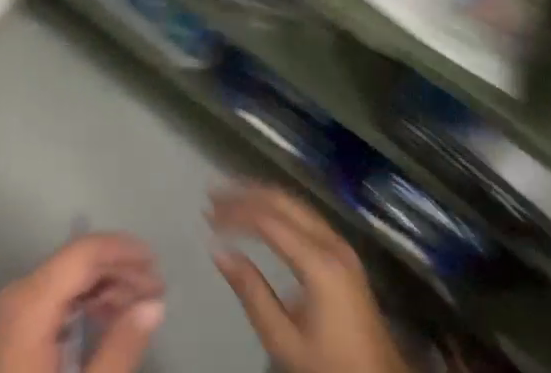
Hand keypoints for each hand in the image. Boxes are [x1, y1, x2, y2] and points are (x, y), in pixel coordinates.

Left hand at [0, 232, 166, 372]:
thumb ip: (121, 347)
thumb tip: (153, 304)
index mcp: (31, 302)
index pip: (80, 254)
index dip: (120, 249)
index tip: (156, 260)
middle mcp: (18, 294)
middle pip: (74, 263)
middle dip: (118, 270)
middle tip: (158, 289)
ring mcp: (13, 309)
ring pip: (66, 279)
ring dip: (105, 285)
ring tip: (142, 304)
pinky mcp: (15, 326)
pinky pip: (55, 298)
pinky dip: (86, 301)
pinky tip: (111, 317)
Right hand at [207, 184, 406, 372]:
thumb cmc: (330, 364)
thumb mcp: (284, 340)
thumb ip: (252, 293)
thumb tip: (219, 251)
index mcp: (319, 264)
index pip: (268, 221)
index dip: (235, 212)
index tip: (206, 213)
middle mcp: (333, 244)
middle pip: (284, 202)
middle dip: (246, 194)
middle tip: (212, 196)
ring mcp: (342, 247)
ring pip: (296, 204)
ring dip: (261, 197)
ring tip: (229, 199)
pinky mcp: (343, 255)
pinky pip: (306, 216)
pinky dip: (278, 209)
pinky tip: (260, 213)